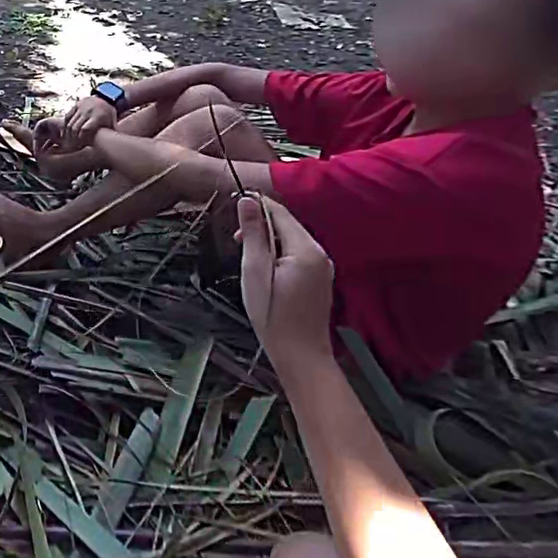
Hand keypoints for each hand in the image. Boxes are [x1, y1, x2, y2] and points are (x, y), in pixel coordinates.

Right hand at [63, 95, 118, 145]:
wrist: (107, 98)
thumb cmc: (110, 116)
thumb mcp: (112, 123)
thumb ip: (110, 134)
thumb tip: (110, 145)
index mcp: (98, 116)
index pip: (84, 129)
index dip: (81, 139)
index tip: (81, 145)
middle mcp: (88, 111)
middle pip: (75, 128)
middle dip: (73, 139)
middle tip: (73, 146)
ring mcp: (81, 107)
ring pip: (70, 123)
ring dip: (68, 134)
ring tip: (70, 141)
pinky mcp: (76, 105)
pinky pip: (67, 117)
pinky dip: (66, 126)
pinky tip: (68, 133)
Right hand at [236, 197, 334, 369]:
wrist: (300, 356)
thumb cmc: (273, 317)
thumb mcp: (255, 272)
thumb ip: (253, 235)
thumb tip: (247, 201)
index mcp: (305, 249)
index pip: (280, 212)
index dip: (256, 206)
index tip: (234, 210)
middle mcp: (320, 253)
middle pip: (287, 225)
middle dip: (261, 227)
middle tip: (237, 243)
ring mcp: (322, 267)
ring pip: (291, 240)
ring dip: (268, 242)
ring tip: (249, 261)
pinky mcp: (320, 278)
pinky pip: (297, 254)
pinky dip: (279, 255)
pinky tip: (266, 273)